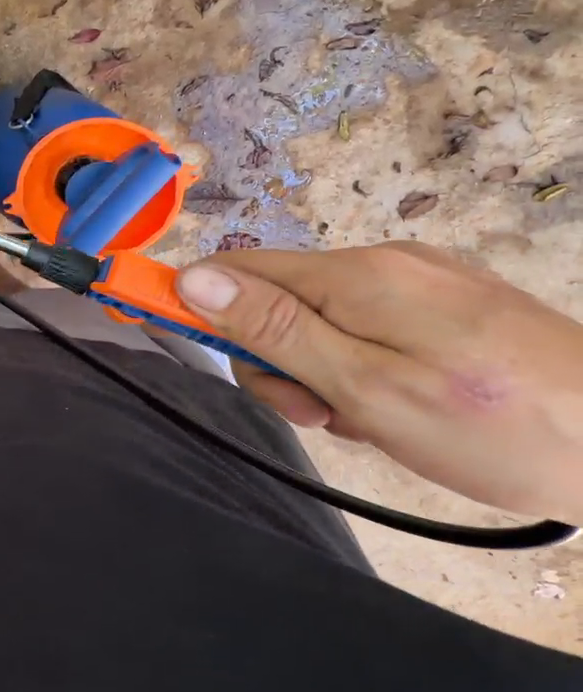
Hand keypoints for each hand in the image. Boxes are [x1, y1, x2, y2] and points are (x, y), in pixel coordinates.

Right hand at [175, 242, 582, 521]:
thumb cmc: (501, 430)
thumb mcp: (368, 388)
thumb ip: (273, 330)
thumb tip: (189, 278)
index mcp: (359, 274)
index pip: (234, 268)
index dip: (197, 304)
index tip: (191, 349)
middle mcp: (387, 261)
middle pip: (278, 296)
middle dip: (277, 357)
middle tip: (318, 414)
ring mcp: (426, 281)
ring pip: (323, 316)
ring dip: (321, 369)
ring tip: (370, 418)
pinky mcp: (456, 305)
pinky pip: (369, 325)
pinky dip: (362, 364)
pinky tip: (403, 404)